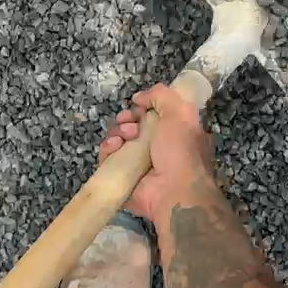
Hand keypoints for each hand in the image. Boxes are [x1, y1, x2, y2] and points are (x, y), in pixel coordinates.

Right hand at [98, 83, 216, 222]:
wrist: (175, 191)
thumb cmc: (181, 151)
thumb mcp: (181, 113)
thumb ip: (161, 96)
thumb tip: (138, 98)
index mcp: (171, 134)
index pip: (149, 116)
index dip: (142, 109)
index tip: (139, 108)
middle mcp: (154, 149)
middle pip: (130, 126)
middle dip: (126, 120)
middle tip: (130, 125)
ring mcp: (136, 164)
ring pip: (116, 141)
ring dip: (117, 133)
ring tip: (125, 137)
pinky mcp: (121, 178)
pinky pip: (107, 159)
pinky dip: (107, 150)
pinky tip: (114, 147)